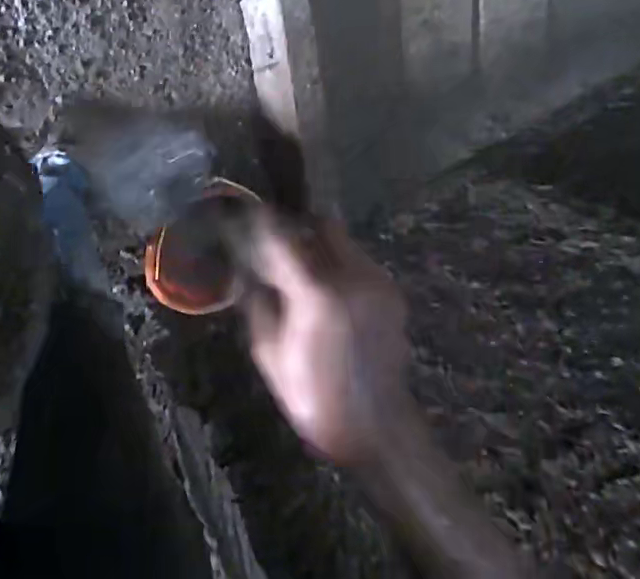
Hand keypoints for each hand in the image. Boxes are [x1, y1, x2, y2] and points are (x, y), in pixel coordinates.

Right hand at [241, 210, 415, 466]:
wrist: (377, 426)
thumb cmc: (316, 399)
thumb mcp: (271, 356)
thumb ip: (259, 305)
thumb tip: (247, 273)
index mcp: (317, 296)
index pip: (284, 240)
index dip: (264, 223)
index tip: (251, 214)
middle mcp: (352, 277)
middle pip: (324, 225)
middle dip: (301, 228)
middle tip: (283, 244)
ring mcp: (377, 282)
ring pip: (345, 241)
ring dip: (322, 247)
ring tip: (307, 274)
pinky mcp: (392, 291)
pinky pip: (360, 262)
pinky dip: (342, 267)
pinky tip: (333, 295)